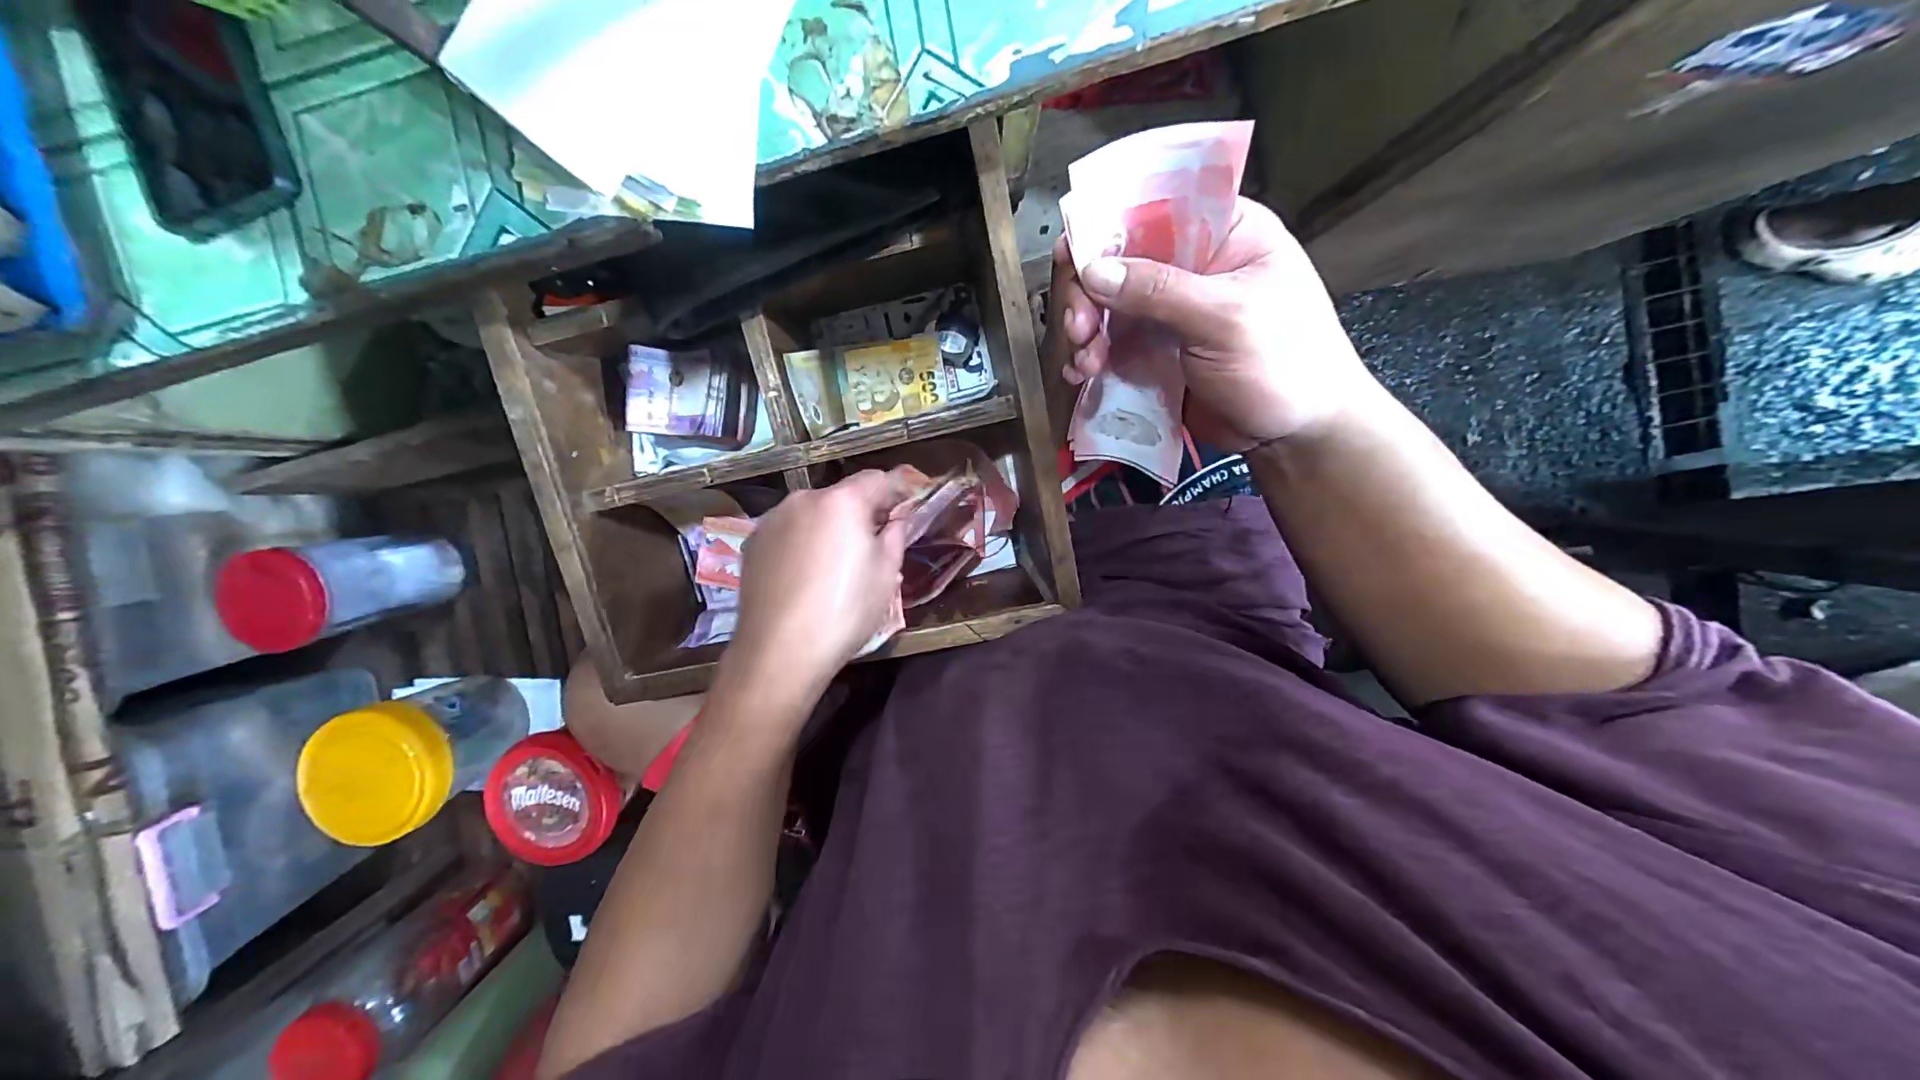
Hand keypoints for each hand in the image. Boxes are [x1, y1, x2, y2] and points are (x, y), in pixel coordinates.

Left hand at [723, 470, 911, 709]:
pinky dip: (801, 543)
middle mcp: (803, 499)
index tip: (908, 506)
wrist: (780, 650)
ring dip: (828, 528)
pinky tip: (804, 576)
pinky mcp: (752, 543)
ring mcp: (772, 520)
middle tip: (873, 544)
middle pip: (842, 496)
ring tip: (834, 566)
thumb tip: (896, 519)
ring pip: (812, 514)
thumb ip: (895, 534)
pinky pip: (787, 533)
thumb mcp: (886, 573)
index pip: (878, 479)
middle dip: (860, 513)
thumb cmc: (845, 611)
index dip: (898, 491)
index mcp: (842, 501)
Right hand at [1047, 197, 1373, 448]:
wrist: (1293, 435)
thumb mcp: (1227, 319)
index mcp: (1222, 231)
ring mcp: (1168, 309)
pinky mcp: (1154, 349)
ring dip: (1084, 331)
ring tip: (1085, 362)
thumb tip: (1094, 270)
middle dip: (1087, 292)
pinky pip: (1109, 342)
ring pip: (1105, 304)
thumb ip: (1159, 291)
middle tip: (1080, 327)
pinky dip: (1090, 356)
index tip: (1074, 258)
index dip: (1104, 226)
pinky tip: (1085, 374)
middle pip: (1115, 258)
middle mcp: (1189, 263)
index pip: (1150, 206)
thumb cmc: (1287, 364)